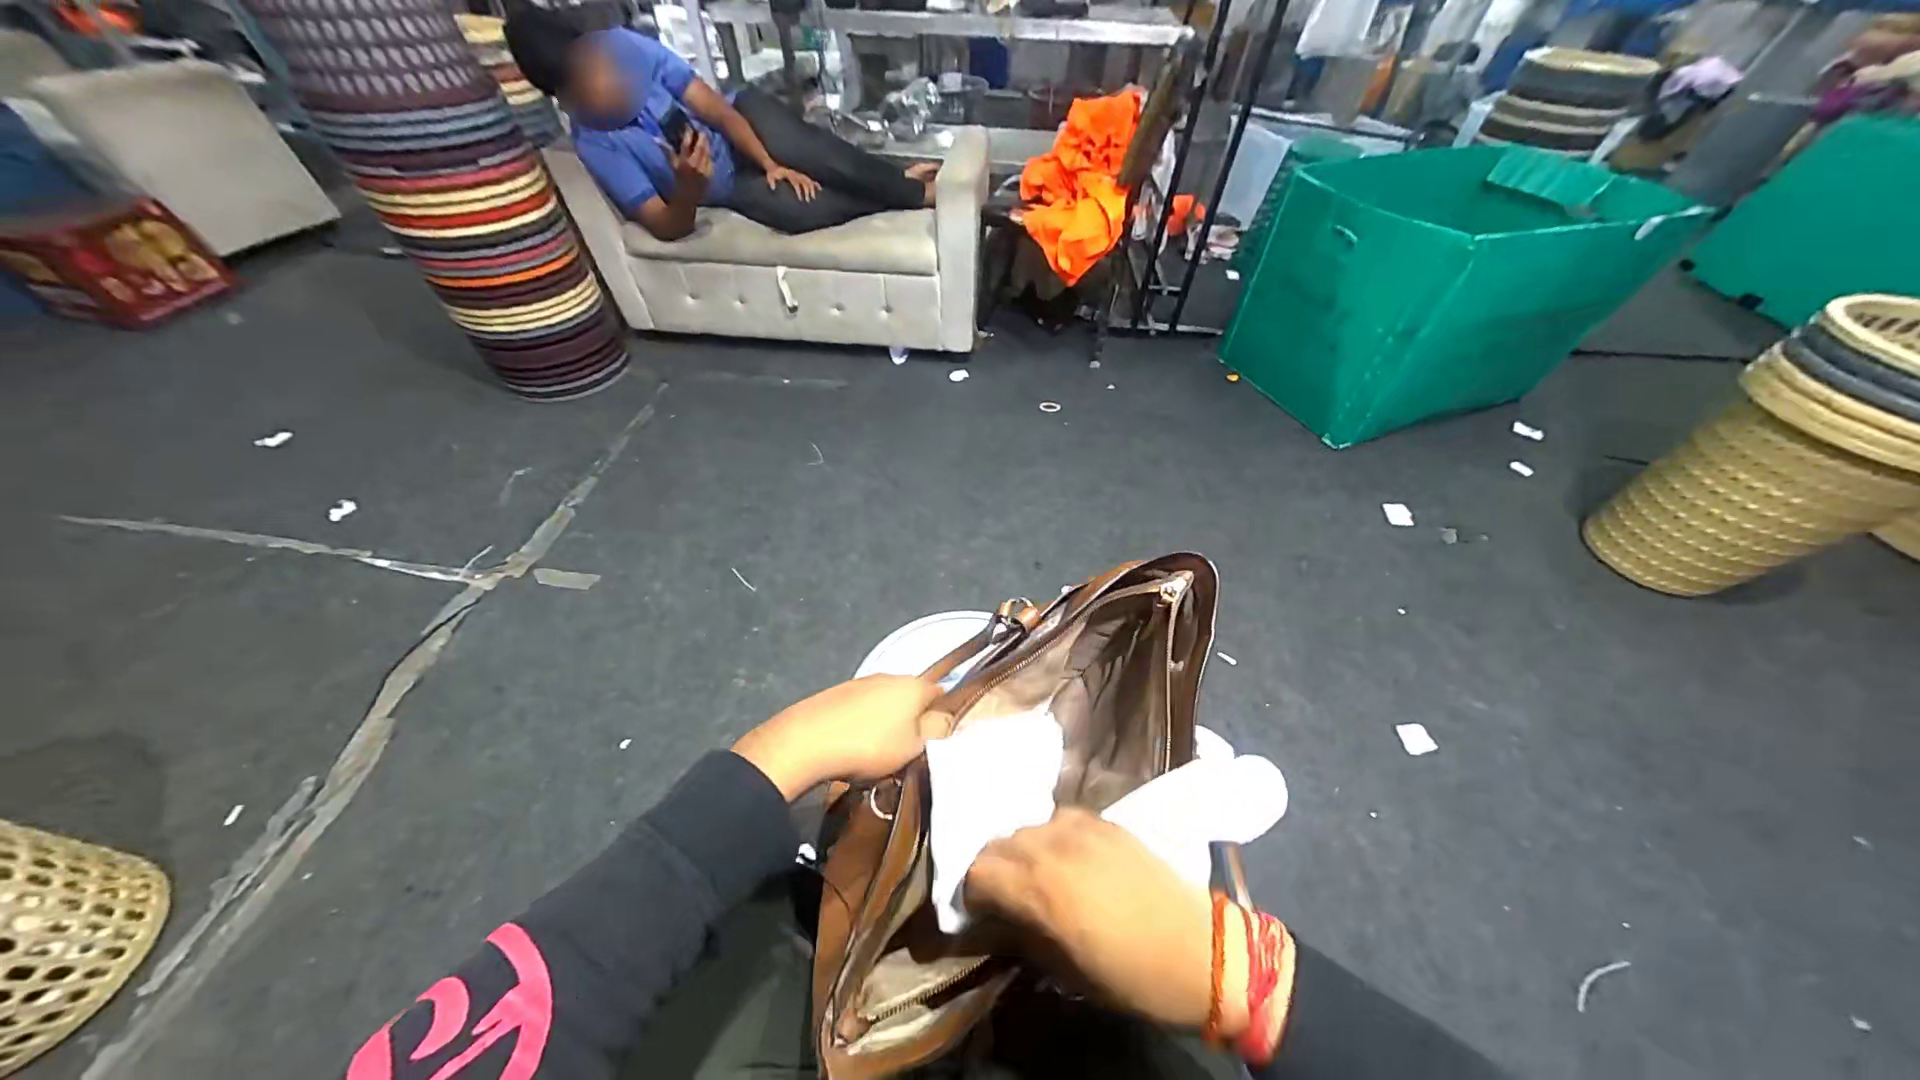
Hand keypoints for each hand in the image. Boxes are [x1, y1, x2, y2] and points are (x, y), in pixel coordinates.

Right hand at [669, 130, 712, 196]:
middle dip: (701, 137)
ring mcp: (703, 170)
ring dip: (707, 145)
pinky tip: (709, 151)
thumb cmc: (678, 179)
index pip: (686, 143)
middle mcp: (694, 165)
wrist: (688, 197)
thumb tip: (655, 138)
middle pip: (700, 147)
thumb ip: (666, 150)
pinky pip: (711, 162)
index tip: (689, 126)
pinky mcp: (710, 175)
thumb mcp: (672, 164)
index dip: (688, 133)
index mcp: (684, 161)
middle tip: (701, 130)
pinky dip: (710, 155)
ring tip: (706, 138)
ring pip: (707, 153)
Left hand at [731, 675, 942, 799]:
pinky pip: (861, 709)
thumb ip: (935, 731)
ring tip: (880, 752)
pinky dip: (863, 723)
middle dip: (914, 719)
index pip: (942, 694)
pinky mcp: (835, 694)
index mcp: (913, 685)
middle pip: (912, 697)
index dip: (945, 716)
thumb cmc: (869, 746)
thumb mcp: (913, 748)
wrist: (805, 742)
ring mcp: (859, 682)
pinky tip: (855, 745)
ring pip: (885, 702)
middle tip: (912, 750)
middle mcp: (889, 676)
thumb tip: (948, 719)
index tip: (942, 740)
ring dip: (887, 721)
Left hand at [765, 164, 820, 201]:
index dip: (799, 191)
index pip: (796, 183)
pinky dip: (815, 184)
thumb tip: (773, 188)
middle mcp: (796, 174)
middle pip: (804, 182)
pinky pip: (810, 179)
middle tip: (808, 200)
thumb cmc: (772, 173)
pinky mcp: (801, 175)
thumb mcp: (770, 176)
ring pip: (808, 181)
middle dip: (807, 191)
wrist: (774, 167)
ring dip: (812, 189)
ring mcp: (799, 174)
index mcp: (789, 174)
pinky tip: (820, 189)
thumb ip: (771, 182)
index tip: (800, 199)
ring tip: (814, 198)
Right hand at [964, 809, 1251, 1035]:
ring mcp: (1081, 828)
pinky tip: (1069, 857)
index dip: (972, 892)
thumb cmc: (1131, 976)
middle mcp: (1052, 847)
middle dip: (994, 867)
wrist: (1201, 952)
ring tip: (1039, 874)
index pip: (978, 870)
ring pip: (1028, 827)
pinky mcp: (1106, 821)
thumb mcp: (1066, 971)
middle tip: (1007, 894)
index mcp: (1039, 889)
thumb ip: (1023, 935)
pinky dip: (1053, 837)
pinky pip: (1061, 819)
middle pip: (998, 843)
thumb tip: (996, 921)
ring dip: (1023, 850)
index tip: (981, 910)